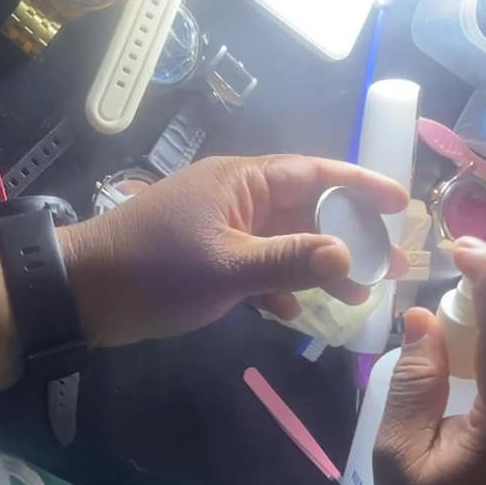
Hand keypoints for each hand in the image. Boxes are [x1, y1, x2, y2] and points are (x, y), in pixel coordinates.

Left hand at [58, 155, 407, 347]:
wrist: (83, 296)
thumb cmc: (154, 271)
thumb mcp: (227, 267)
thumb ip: (290, 260)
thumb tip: (350, 256)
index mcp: (241, 181)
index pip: (314, 172)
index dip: (361, 185)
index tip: (402, 203)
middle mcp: (236, 199)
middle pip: (306, 211)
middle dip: (349, 237)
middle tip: (394, 263)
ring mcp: (222, 230)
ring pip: (283, 243)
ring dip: (317, 267)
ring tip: (359, 295)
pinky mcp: (208, 260)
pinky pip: (257, 267)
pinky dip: (278, 286)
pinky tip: (295, 312)